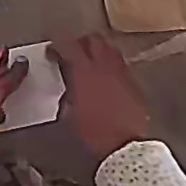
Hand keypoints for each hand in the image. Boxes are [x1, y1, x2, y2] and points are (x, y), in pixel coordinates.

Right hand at [49, 34, 151, 159]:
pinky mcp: (133, 82)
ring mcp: (122, 72)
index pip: (68, 46)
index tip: (52, 52)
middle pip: (93, 39)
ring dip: (98, 50)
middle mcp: (104, 66)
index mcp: (84, 72)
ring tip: (90, 61)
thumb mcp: (68, 114)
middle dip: (80, 42)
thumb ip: (66, 94)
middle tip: (72, 53)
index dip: (57, 45)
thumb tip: (68, 88)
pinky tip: (106, 77)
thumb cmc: (92, 132)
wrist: (123, 146)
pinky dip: (111, 64)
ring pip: (110, 48)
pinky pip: (121, 64)